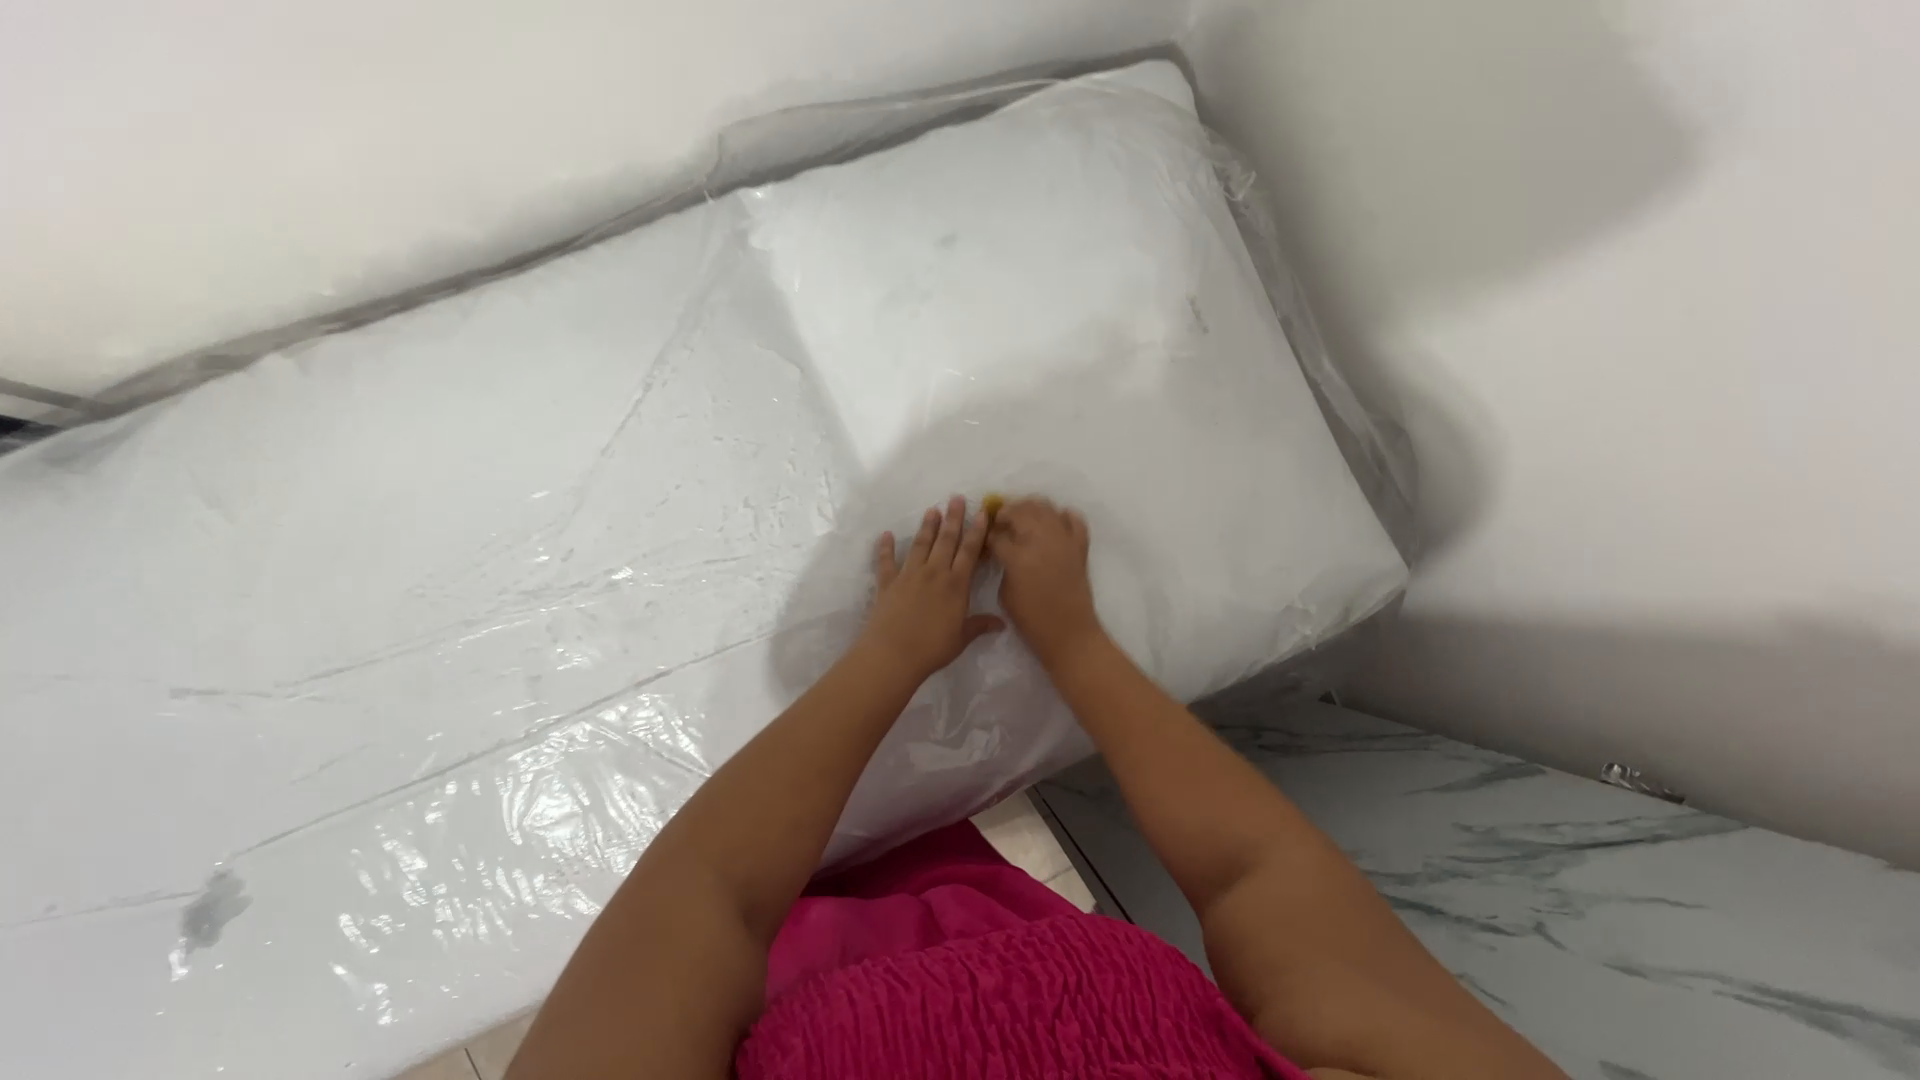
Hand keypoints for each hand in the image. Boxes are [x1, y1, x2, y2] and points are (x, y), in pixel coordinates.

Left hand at [859, 496, 1003, 681]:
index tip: (982, 513)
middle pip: (946, 540)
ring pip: (920, 545)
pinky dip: (885, 547)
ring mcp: (909, 575)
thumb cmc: (932, 648)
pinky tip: (886, 535)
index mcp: (956, 585)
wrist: (893, 653)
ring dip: (927, 526)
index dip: (977, 532)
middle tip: (956, 498)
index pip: (970, 552)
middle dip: (953, 518)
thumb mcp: (961, 638)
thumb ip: (979, 625)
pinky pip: (886, 561)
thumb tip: (1001, 623)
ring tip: (932, 510)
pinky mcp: (887, 583)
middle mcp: (934, 573)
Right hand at [987, 498, 1104, 669]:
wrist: (1069, 632)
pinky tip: (1054, 521)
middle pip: (1020, 511)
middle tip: (1000, 521)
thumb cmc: (1031, 619)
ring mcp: (1063, 541)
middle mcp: (1041, 541)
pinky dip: (1063, 516)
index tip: (983, 537)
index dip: (987, 534)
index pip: (996, 534)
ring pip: (1045, 508)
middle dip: (1006, 513)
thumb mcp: (1005, 593)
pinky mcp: (1079, 546)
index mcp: (1018, 556)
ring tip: (1022, 517)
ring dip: (1030, 508)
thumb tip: (1003, 552)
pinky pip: (1074, 520)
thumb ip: (1004, 566)